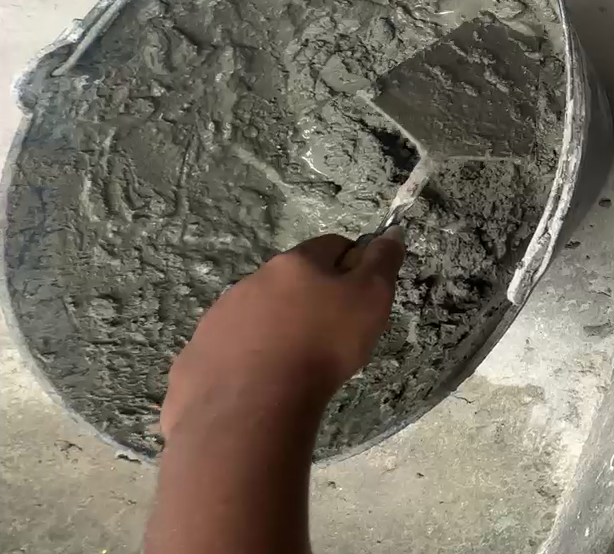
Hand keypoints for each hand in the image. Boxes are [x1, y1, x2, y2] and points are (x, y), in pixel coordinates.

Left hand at [160, 230, 405, 439]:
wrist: (249, 411)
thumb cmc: (324, 344)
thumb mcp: (374, 296)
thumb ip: (384, 259)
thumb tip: (390, 233)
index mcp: (294, 263)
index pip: (333, 245)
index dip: (354, 265)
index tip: (362, 295)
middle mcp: (249, 283)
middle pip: (292, 280)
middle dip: (313, 296)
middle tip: (334, 329)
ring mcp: (213, 322)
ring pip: (258, 313)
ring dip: (279, 326)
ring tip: (298, 359)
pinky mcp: (191, 360)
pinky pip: (228, 349)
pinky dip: (248, 357)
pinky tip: (264, 380)